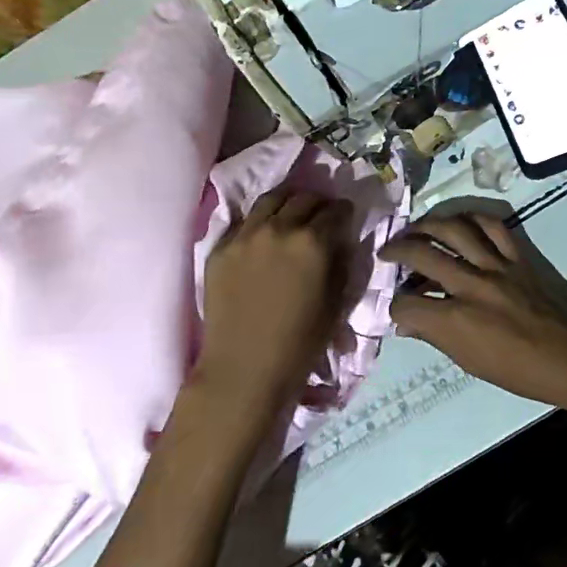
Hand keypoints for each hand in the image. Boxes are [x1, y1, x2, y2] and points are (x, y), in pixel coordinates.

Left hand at [198, 191, 353, 409]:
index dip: (344, 211)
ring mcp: (245, 235)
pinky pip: (244, 222)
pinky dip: (260, 221)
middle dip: (317, 202)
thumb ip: (341, 263)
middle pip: (303, 198)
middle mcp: (279, 228)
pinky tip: (264, 234)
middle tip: (321, 213)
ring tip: (291, 212)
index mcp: (313, 242)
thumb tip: (340, 241)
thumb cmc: (301, 342)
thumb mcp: (337, 303)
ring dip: (287, 202)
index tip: (345, 215)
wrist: (245, 368)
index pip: (335, 210)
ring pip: (270, 200)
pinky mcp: (220, 248)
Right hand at [379, 213, 566, 412]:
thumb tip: (407, 325)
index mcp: (455, 322)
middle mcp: (471, 287)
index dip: (395, 306)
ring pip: (454, 230)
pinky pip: (492, 226)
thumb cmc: (519, 371)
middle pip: (422, 255)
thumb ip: (435, 337)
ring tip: (415, 228)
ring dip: (427, 224)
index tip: (398, 307)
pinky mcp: (518, 257)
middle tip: (387, 251)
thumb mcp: (470, 363)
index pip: (407, 304)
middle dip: (397, 250)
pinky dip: (471, 218)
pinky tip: (459, 221)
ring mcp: (496, 267)